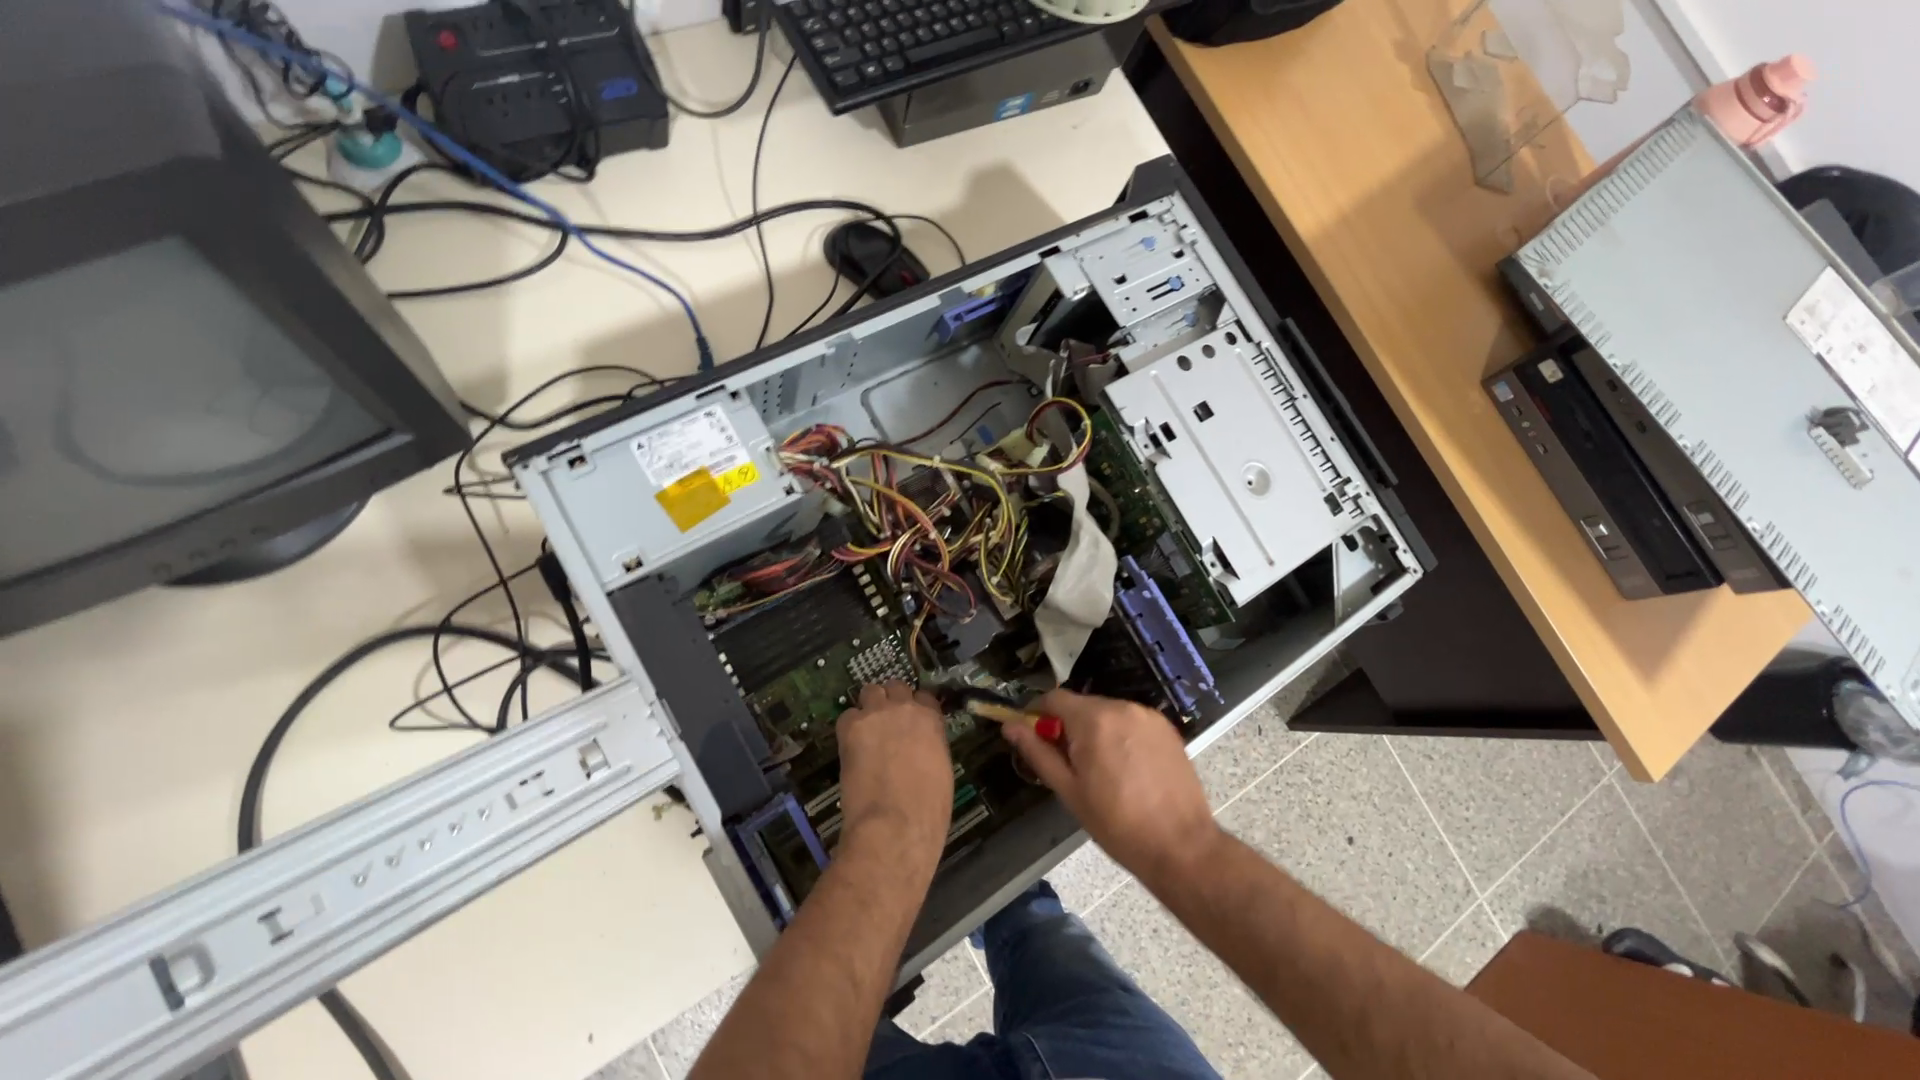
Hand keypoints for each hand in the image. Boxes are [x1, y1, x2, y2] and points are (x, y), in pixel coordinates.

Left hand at [835, 682, 953, 867]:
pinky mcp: (850, 728)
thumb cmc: (928, 809)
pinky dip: (849, 727)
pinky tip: (851, 746)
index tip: (912, 721)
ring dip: (869, 706)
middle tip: (887, 721)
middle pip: (896, 686)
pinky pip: (847, 715)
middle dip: (892, 700)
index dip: (917, 708)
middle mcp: (904, 709)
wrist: (895, 824)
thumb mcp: (942, 770)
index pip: (925, 697)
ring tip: (867, 728)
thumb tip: (920, 746)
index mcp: (932, 720)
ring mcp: (875, 715)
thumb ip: (931, 746)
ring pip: (870, 691)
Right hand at [1004, 689, 1221, 881]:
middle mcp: (1122, 707)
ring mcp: (1148, 716)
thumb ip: (1038, 752)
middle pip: (1082, 705)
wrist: (1179, 844)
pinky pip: (1131, 722)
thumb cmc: (1116, 822)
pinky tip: (1125, 769)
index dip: (1037, 713)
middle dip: (1068, 726)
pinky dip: (1120, 736)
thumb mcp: (1068, 789)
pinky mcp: (1167, 729)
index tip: (1033, 736)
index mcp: (1094, 719)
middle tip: (1067, 763)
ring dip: (1095, 731)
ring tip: (1099, 770)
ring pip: (1108, 713)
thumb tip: (1010, 726)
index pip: (1054, 698)